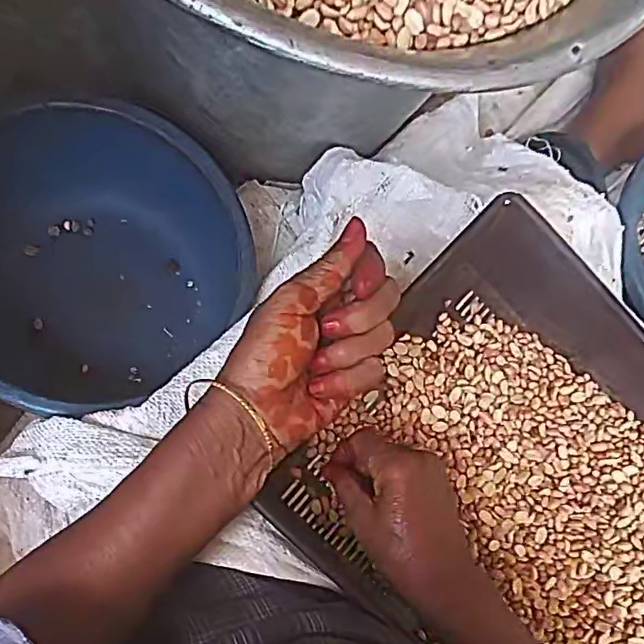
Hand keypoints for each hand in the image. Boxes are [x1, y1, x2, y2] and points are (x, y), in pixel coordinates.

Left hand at [218, 217, 399, 452]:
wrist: (258, 411)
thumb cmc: (260, 362)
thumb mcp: (290, 302)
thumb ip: (329, 268)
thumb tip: (353, 232)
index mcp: (322, 292)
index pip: (368, 267)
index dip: (369, 275)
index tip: (356, 288)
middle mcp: (340, 318)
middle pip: (385, 301)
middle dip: (356, 319)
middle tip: (326, 330)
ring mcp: (349, 350)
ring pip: (382, 338)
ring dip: (345, 354)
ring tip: (316, 363)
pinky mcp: (354, 380)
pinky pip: (375, 371)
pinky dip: (345, 381)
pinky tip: (320, 383)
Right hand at [321, 429, 496, 619]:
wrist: (442, 576)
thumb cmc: (405, 556)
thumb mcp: (362, 520)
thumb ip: (345, 486)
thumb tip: (333, 470)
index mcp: (398, 465)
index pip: (361, 439)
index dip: (341, 453)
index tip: (332, 470)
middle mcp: (420, 459)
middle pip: (378, 446)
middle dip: (358, 464)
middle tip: (345, 489)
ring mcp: (433, 469)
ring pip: (393, 456)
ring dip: (376, 472)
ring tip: (369, 504)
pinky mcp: (439, 480)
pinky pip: (409, 468)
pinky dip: (394, 478)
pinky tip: (389, 506)